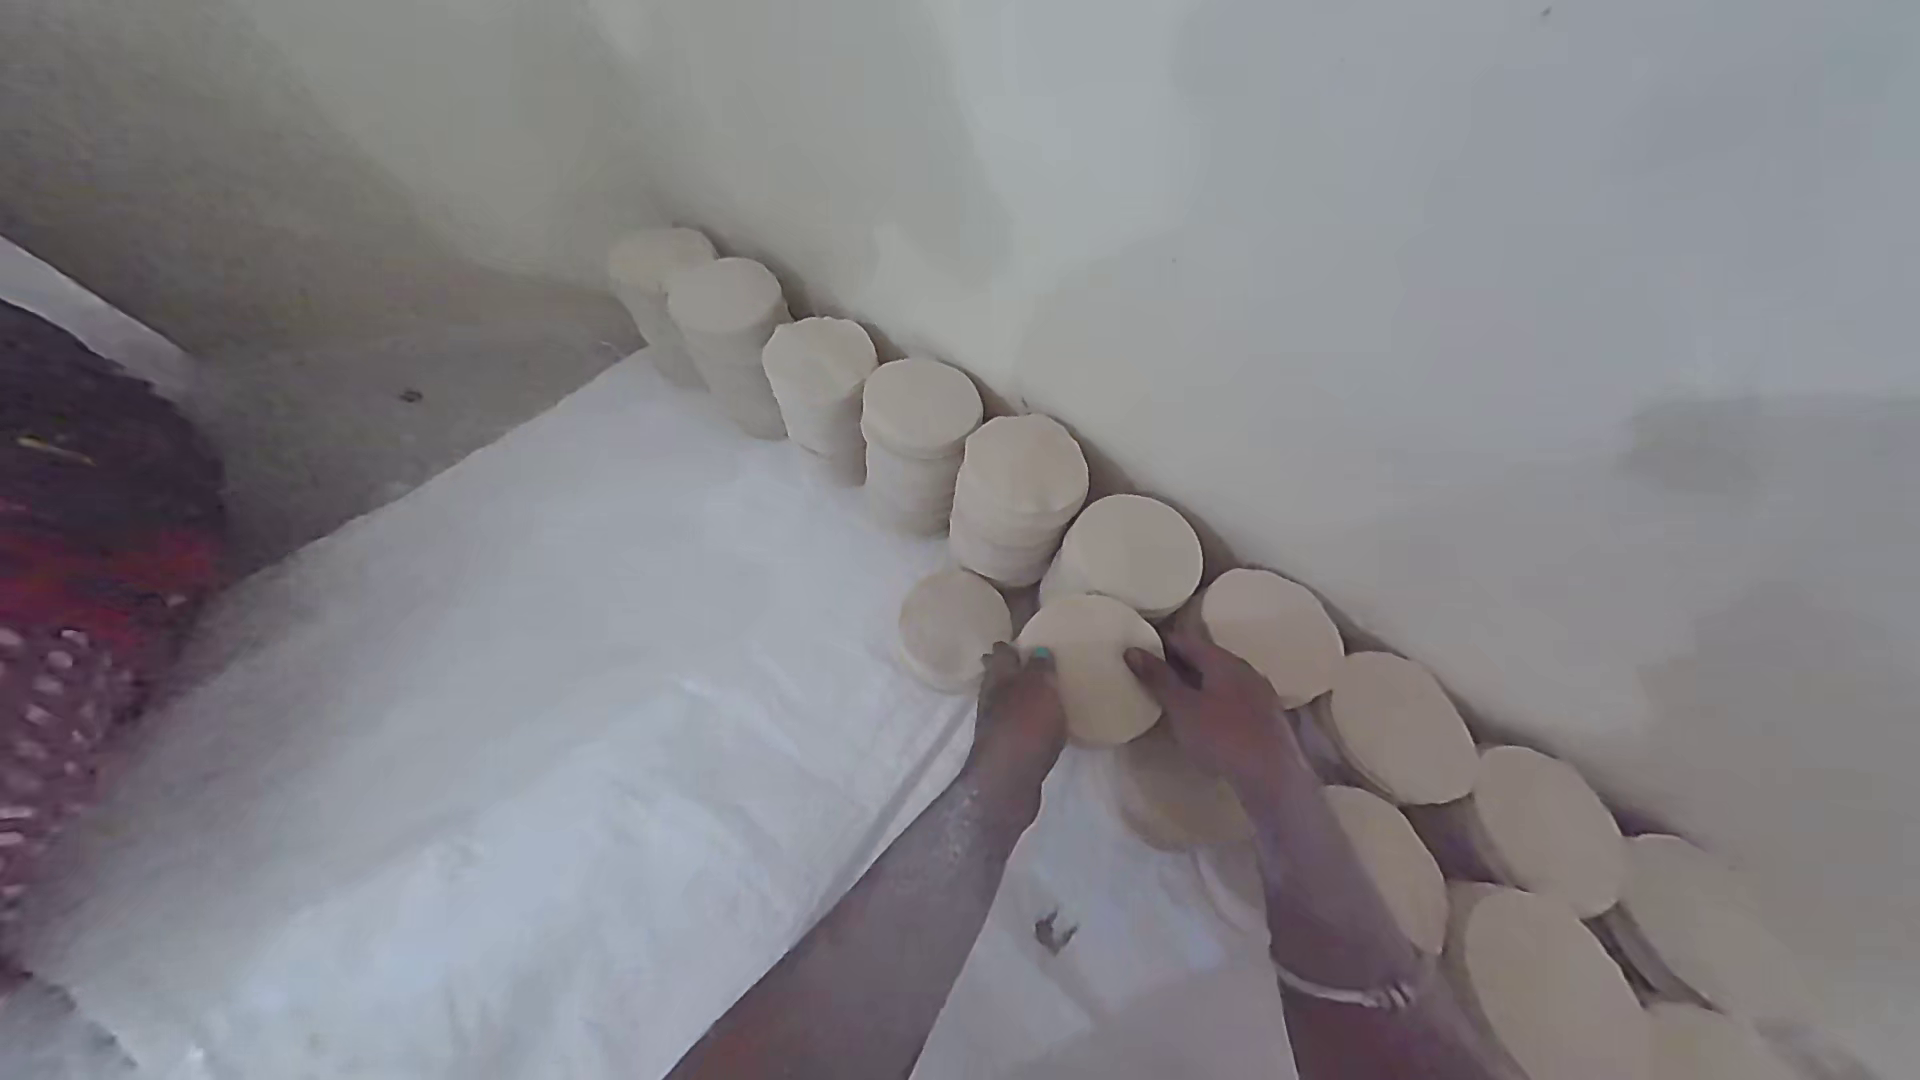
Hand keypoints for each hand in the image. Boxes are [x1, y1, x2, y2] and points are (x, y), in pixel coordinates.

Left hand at [966, 643, 1067, 797]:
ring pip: (1006, 700)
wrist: (1007, 780)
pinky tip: (1041, 723)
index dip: (1011, 645)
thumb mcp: (1040, 688)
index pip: (1002, 652)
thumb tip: (1038, 651)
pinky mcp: (1005, 748)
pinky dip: (1026, 718)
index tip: (1023, 638)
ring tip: (1041, 691)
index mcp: (999, 676)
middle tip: (1033, 662)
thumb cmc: (1025, 725)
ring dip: (1019, 694)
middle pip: (1000, 677)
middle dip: (1011, 669)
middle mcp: (992, 697)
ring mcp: (995, 724)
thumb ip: (1040, 668)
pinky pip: (1017, 724)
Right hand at [1124, 622, 1300, 790]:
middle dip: (1177, 664)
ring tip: (1174, 699)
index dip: (1158, 644)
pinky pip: (1233, 696)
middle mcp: (1244, 668)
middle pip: (1204, 656)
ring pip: (1220, 677)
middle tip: (1151, 677)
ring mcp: (1260, 692)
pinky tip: (1205, 718)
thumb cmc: (1221, 737)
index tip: (1139, 654)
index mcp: (1222, 660)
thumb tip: (1132, 650)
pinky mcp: (1267, 716)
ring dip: (1196, 682)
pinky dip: (1213, 699)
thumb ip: (1157, 677)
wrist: (1273, 779)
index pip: (1184, 640)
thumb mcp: (1181, 707)